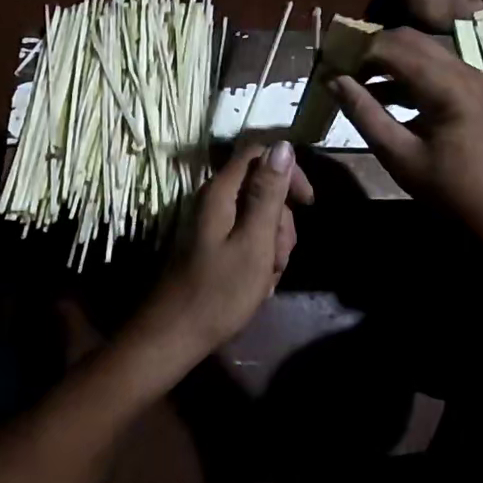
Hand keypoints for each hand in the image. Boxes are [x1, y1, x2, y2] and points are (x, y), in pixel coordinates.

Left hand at [132, 141, 311, 357]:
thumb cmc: (219, 291)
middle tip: (279, 257)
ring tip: (268, 277)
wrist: (175, 336)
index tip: (307, 203)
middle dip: (281, 220)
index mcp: (221, 192)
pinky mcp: (213, 245)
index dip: (288, 171)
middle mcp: (215, 200)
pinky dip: (259, 257)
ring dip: (273, 244)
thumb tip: (283, 146)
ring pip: (258, 216)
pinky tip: (259, 284)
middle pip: (262, 188)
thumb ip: (268, 193)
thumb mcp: (254, 242)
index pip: (259, 154)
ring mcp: (212, 223)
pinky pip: (247, 238)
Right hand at [330, 28, 482, 220]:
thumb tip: (333, 81)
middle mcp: (460, 70)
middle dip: (370, 49)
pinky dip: (401, 70)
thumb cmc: (443, 184)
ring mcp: (466, 74)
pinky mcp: (466, 83)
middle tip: (341, 69)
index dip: (358, 52)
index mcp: (446, 86)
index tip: (331, 65)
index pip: (392, 48)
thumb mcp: (396, 153)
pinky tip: (378, 94)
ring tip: (355, 81)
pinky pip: (428, 62)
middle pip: (406, 38)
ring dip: (385, 57)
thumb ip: (363, 113)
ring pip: (417, 46)